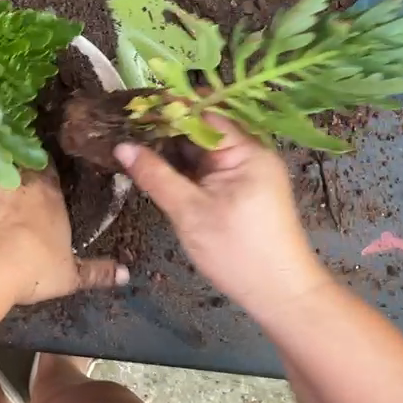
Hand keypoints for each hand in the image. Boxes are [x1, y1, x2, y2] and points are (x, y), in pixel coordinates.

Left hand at [0, 166, 128, 304]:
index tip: (38, 172)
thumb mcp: (68, 275)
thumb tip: (125, 274)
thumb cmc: (30, 267)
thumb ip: (96, 272)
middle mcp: (23, 172)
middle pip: (23, 154)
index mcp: (50, 191)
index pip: (50, 169)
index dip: (43, 170)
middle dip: (18, 156)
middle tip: (9, 161)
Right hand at [116, 117, 329, 319]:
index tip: (133, 107)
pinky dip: (182, 165)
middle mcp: (249, 154)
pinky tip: (153, 165)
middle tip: (124, 126)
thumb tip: (121, 146)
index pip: (204, 112)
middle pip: (202, 128)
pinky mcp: (240, 190)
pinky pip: (206, 167)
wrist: (281, 296)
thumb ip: (154, 175)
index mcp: (246, 151)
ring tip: (131, 141)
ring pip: (201, 149)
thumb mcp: (189, 211)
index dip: (168, 107)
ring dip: (170, 147)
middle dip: (165, 126)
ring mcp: (245, 173)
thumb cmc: (238, 251)